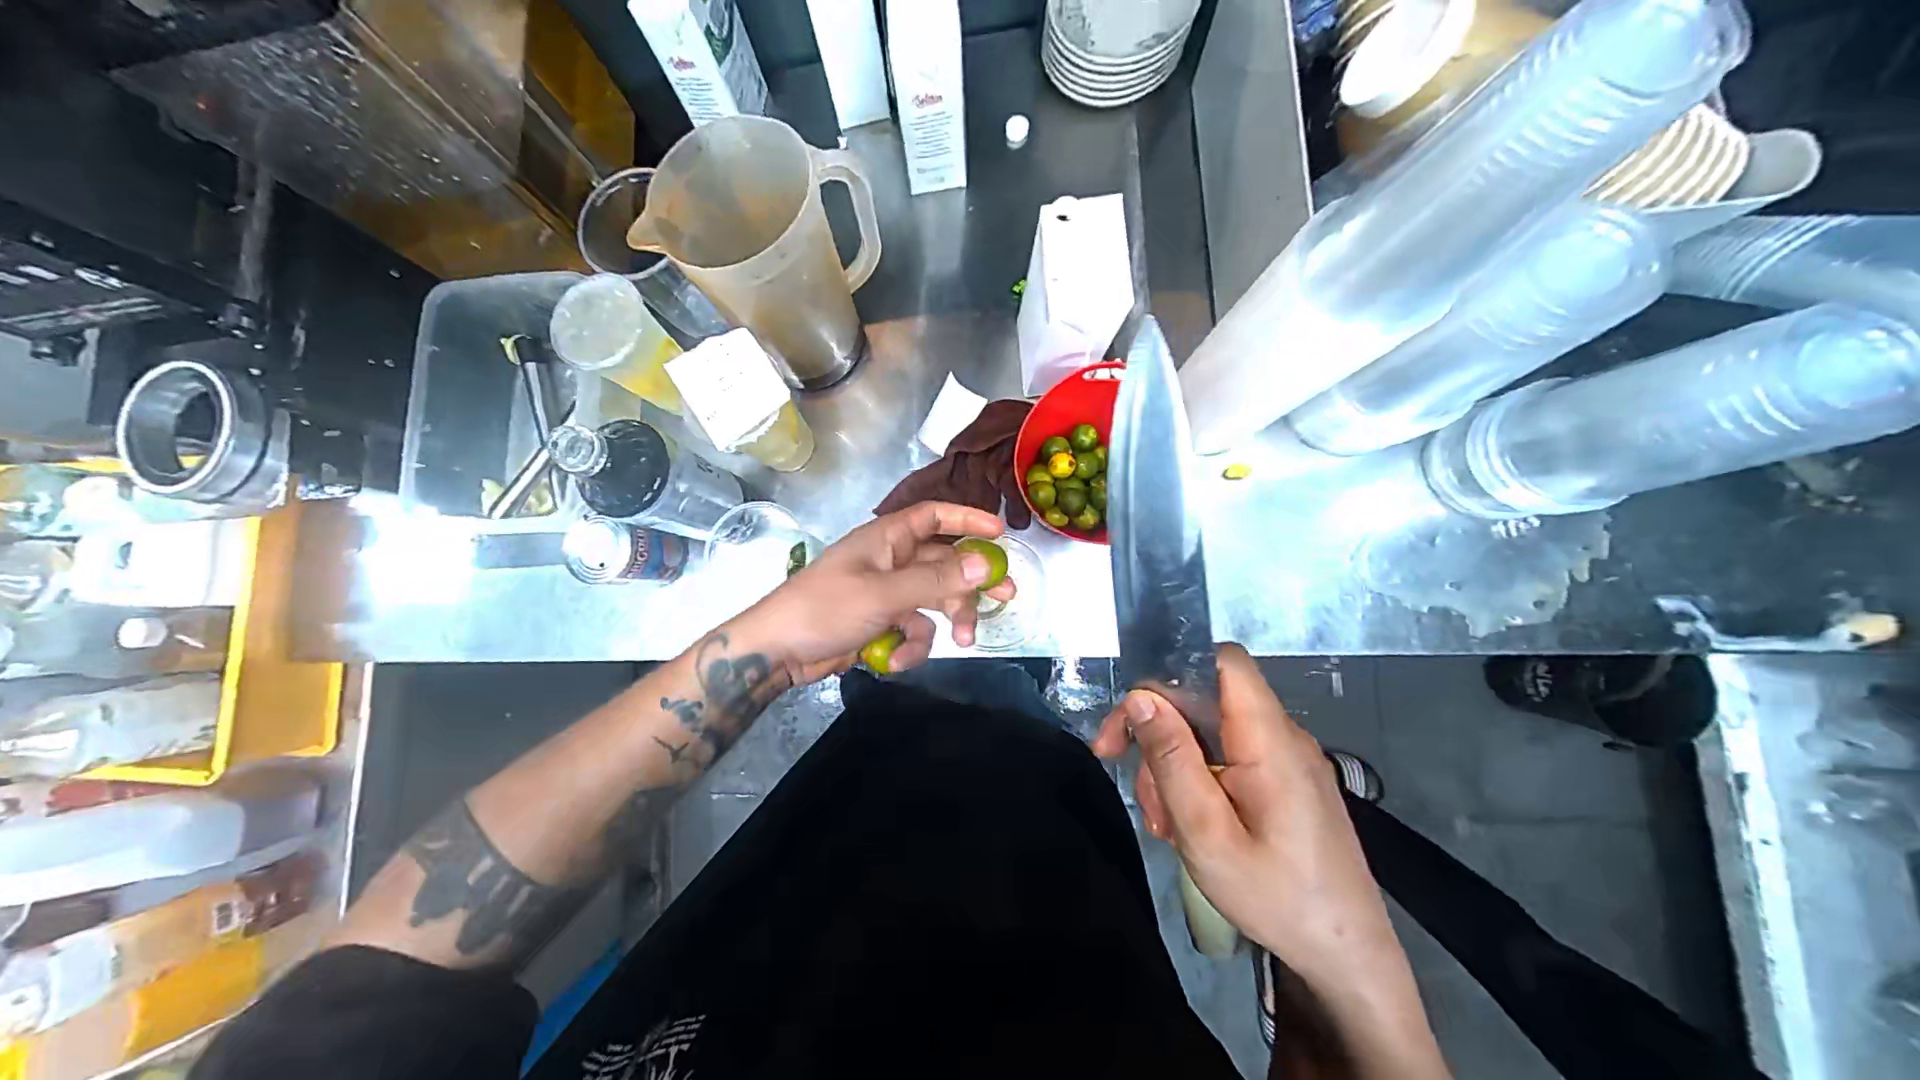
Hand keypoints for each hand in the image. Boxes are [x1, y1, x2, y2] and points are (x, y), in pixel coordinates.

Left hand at [729, 501, 1018, 684]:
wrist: (779, 652)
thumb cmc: (825, 608)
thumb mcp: (883, 593)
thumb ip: (935, 580)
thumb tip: (984, 565)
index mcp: (887, 539)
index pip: (934, 516)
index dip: (968, 520)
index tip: (1000, 533)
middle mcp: (891, 560)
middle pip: (944, 562)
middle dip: (972, 581)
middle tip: (1006, 595)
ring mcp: (887, 593)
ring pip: (934, 599)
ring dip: (948, 620)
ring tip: (965, 640)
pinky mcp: (882, 622)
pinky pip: (914, 628)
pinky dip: (912, 645)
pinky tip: (898, 661)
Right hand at [1091, 644, 1397, 979]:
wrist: (1348, 958)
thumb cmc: (1278, 898)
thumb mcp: (1207, 834)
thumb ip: (1172, 760)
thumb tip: (1139, 698)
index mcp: (1270, 739)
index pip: (1223, 661)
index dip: (1173, 672)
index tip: (1134, 717)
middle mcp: (1283, 736)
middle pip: (1206, 700)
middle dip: (1160, 734)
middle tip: (1135, 788)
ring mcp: (1287, 759)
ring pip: (1212, 732)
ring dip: (1175, 766)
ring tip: (1166, 824)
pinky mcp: (1287, 781)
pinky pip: (1230, 757)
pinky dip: (1199, 780)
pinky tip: (1189, 824)